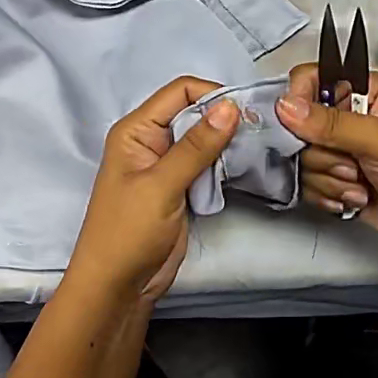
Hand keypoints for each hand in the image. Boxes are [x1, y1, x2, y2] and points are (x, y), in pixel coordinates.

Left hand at [66, 77, 240, 303]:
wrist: (117, 286)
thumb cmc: (127, 233)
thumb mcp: (162, 186)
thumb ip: (196, 146)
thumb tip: (229, 107)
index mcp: (136, 130)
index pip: (179, 92)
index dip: (212, 94)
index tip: (247, 110)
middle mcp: (150, 141)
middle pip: (193, 112)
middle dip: (224, 118)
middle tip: (260, 130)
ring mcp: (165, 165)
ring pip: (203, 138)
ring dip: (227, 141)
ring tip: (258, 146)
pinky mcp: (179, 187)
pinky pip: (205, 164)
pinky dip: (223, 164)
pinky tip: (243, 166)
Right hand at [274, 64, 377, 259]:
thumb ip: (334, 124)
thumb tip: (287, 106)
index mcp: (366, 92)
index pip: (312, 78)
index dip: (299, 99)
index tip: (301, 125)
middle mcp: (349, 117)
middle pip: (299, 125)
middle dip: (322, 152)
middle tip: (350, 163)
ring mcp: (341, 150)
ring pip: (302, 158)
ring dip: (329, 178)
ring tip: (362, 184)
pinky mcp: (336, 179)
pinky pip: (308, 183)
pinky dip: (328, 195)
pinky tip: (355, 198)